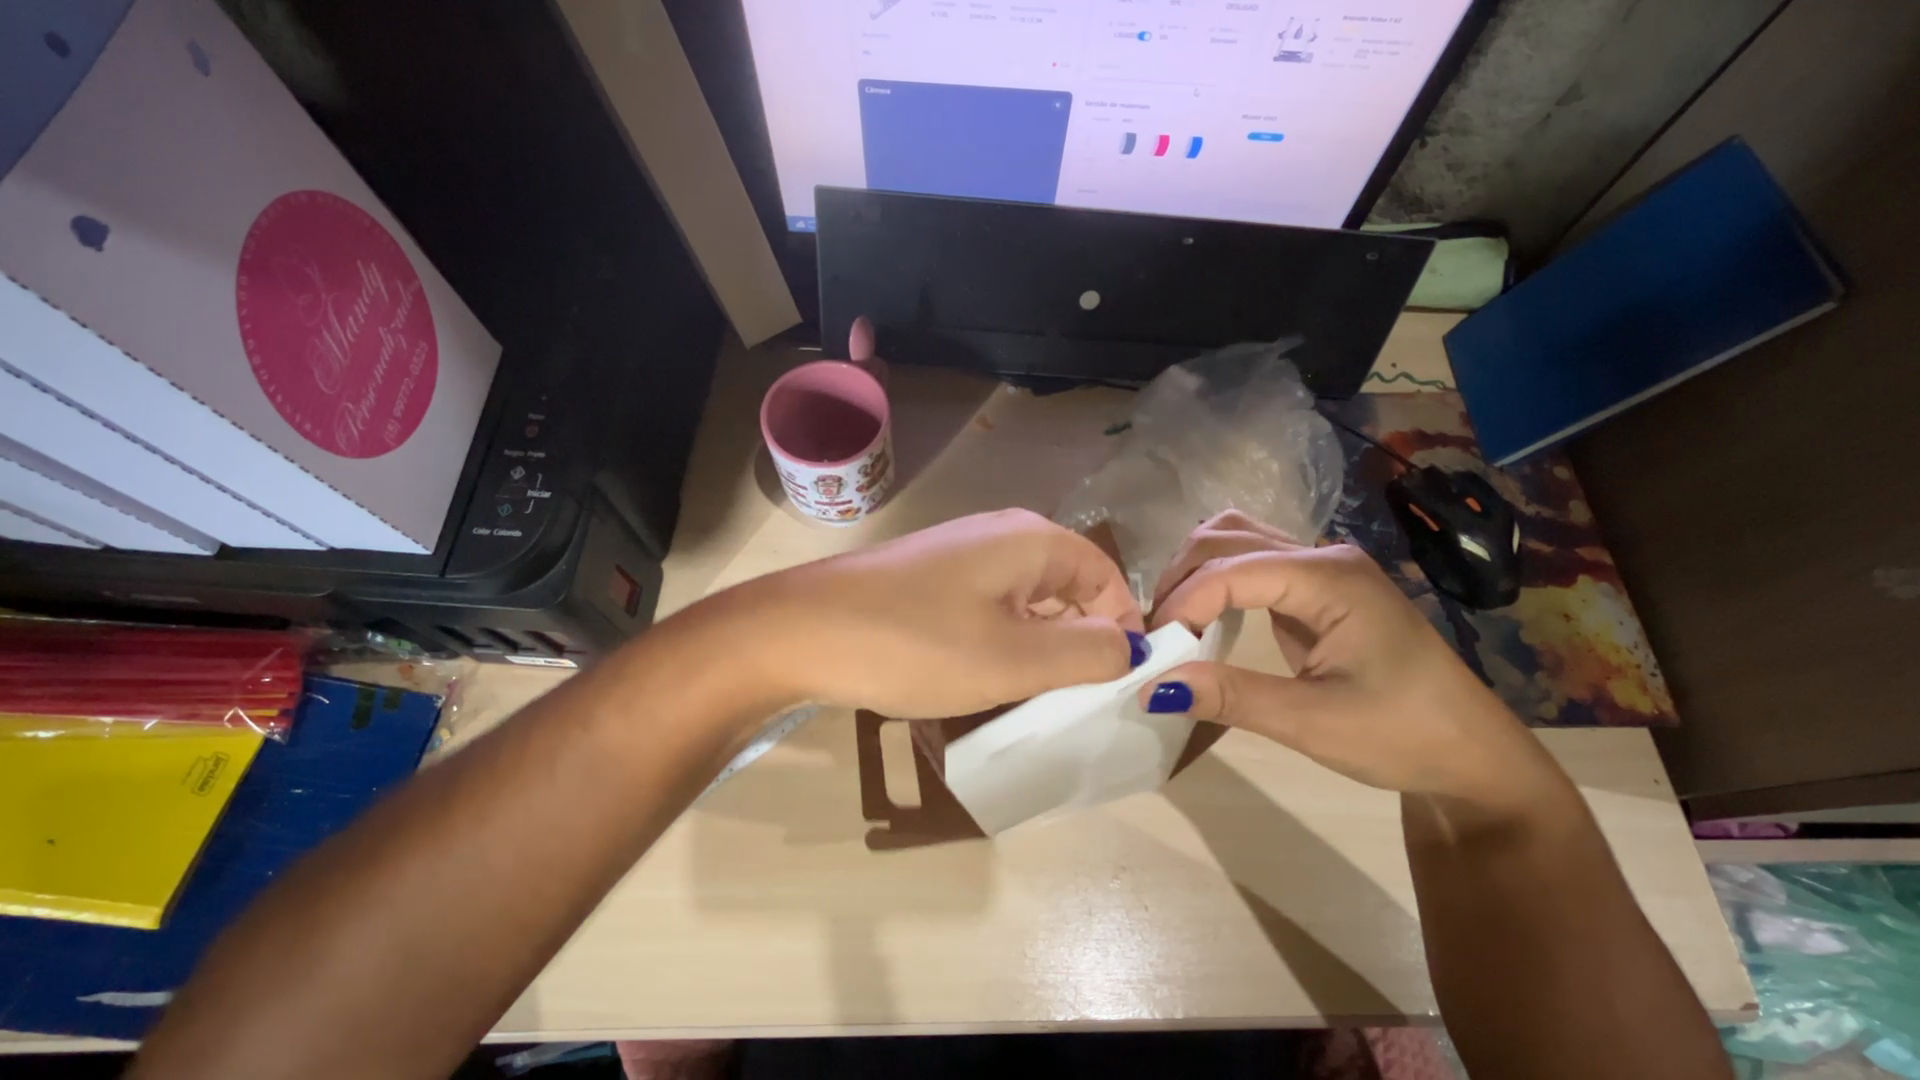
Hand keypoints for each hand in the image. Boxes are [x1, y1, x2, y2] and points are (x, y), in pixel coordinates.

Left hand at [743, 509, 1145, 719]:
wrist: (799, 633)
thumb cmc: (916, 644)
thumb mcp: (1014, 660)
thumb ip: (1087, 654)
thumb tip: (1130, 648)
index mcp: (1032, 540)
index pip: (1106, 578)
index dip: (1123, 631)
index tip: (1117, 688)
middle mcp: (1001, 536)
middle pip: (1069, 588)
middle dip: (1080, 644)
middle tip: (1074, 702)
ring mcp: (960, 556)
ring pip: (1026, 603)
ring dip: (1038, 649)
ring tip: (1031, 699)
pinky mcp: (928, 580)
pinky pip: (988, 609)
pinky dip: (1000, 644)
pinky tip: (982, 681)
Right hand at [1137, 511, 1557, 808]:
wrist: (1470, 754)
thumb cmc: (1402, 736)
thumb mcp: (1311, 723)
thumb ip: (1230, 696)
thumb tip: (1152, 687)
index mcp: (1330, 578)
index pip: (1230, 568)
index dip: (1182, 603)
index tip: (1152, 651)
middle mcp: (1324, 558)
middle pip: (1227, 538)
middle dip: (1180, 580)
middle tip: (1154, 637)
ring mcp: (1323, 570)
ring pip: (1237, 541)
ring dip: (1195, 574)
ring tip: (1172, 625)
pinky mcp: (1318, 591)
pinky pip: (1253, 566)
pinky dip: (1216, 583)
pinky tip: (1202, 620)